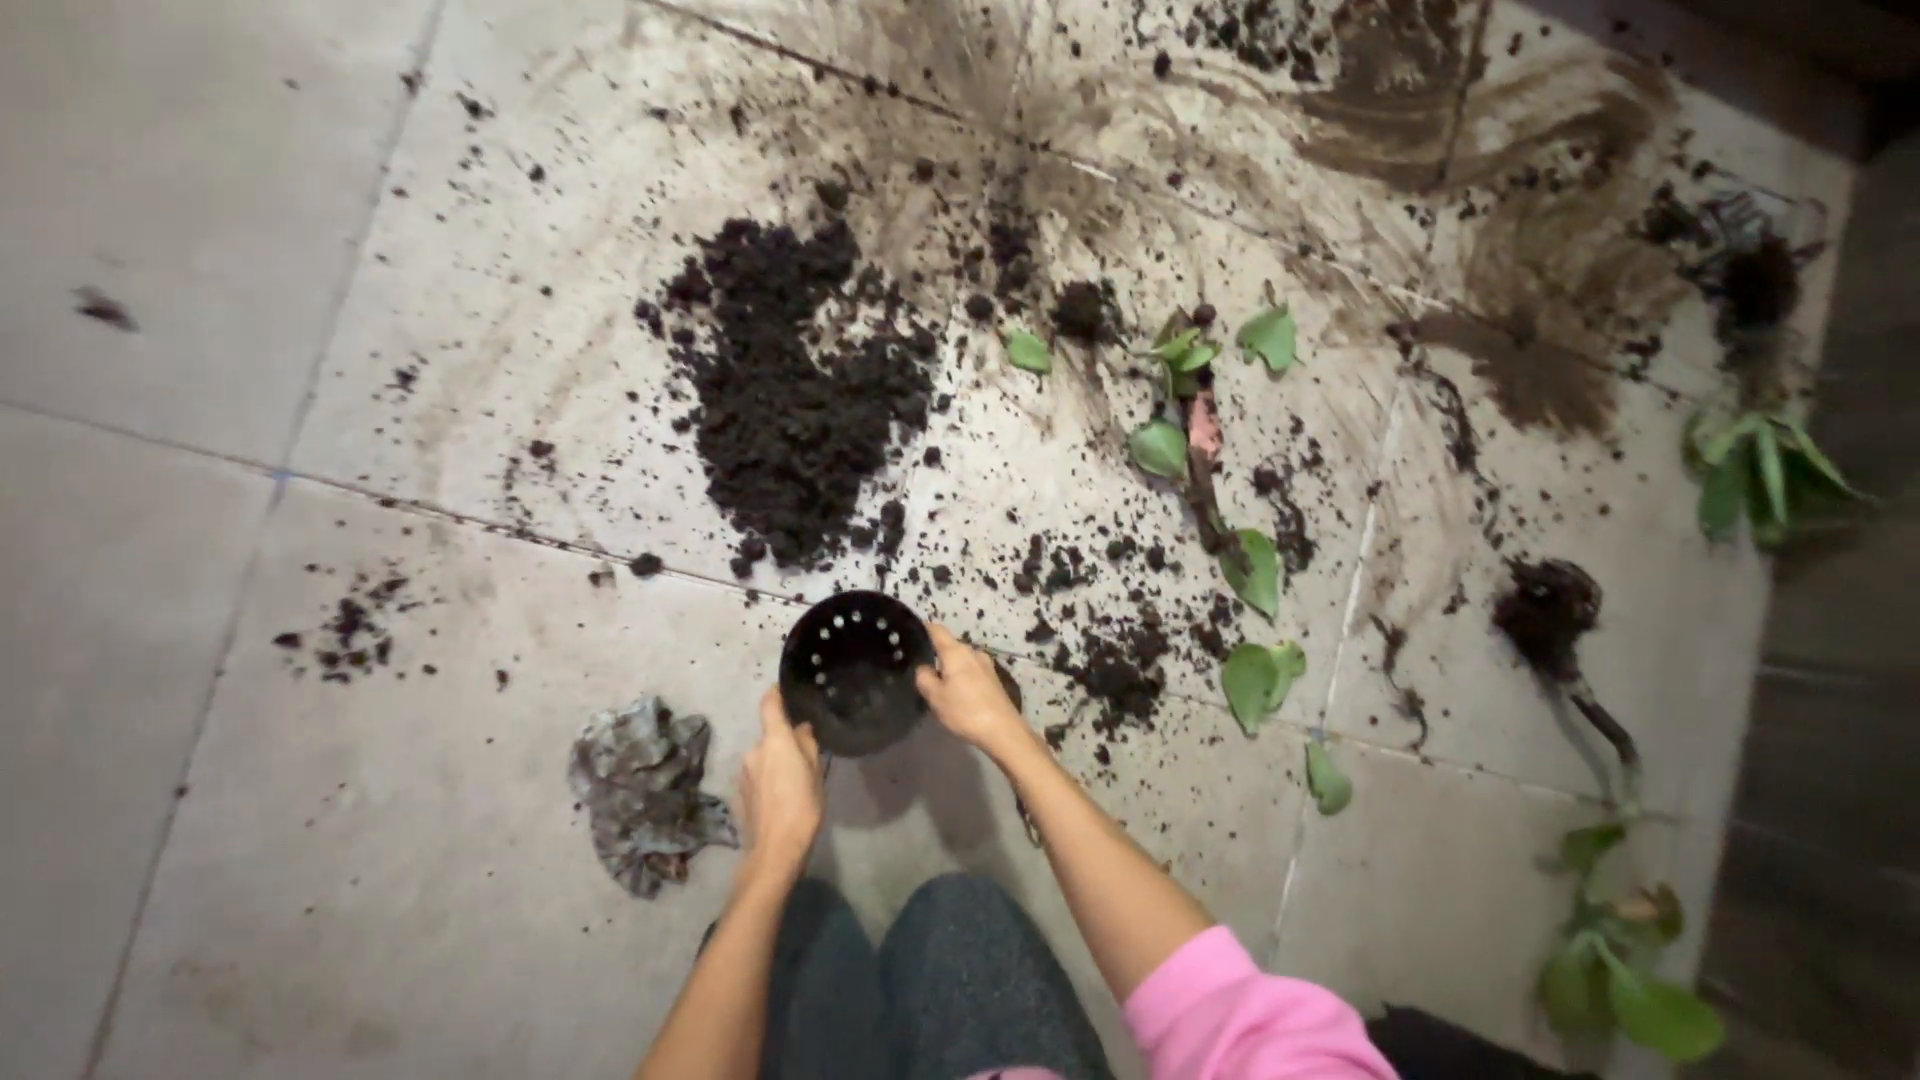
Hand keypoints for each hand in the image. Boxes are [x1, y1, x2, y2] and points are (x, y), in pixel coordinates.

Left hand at [734, 687, 823, 889]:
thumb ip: (807, 745)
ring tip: (793, 782)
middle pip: (769, 736)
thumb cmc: (803, 805)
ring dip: (775, 762)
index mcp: (774, 740)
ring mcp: (743, 772)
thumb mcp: (816, 772)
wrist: (775, 849)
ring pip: (762, 757)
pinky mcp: (739, 792)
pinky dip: (767, 779)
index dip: (776, 693)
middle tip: (804, 757)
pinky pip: (756, 776)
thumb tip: (801, 729)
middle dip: (783, 741)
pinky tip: (780, 798)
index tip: (784, 689)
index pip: (769, 704)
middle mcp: (753, 750)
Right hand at [914, 624, 1033, 756]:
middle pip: (949, 645)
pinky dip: (961, 676)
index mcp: (956, 651)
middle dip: (935, 653)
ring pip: (960, 659)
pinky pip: (971, 670)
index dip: (922, 629)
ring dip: (949, 667)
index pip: (936, 629)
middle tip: (919, 668)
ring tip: (937, 683)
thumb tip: (923, 667)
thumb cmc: (965, 711)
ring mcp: (986, 664)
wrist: (1003, 730)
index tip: (910, 636)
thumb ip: (924, 677)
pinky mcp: (993, 678)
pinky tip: (956, 692)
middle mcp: (972, 652)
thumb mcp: (935, 696)